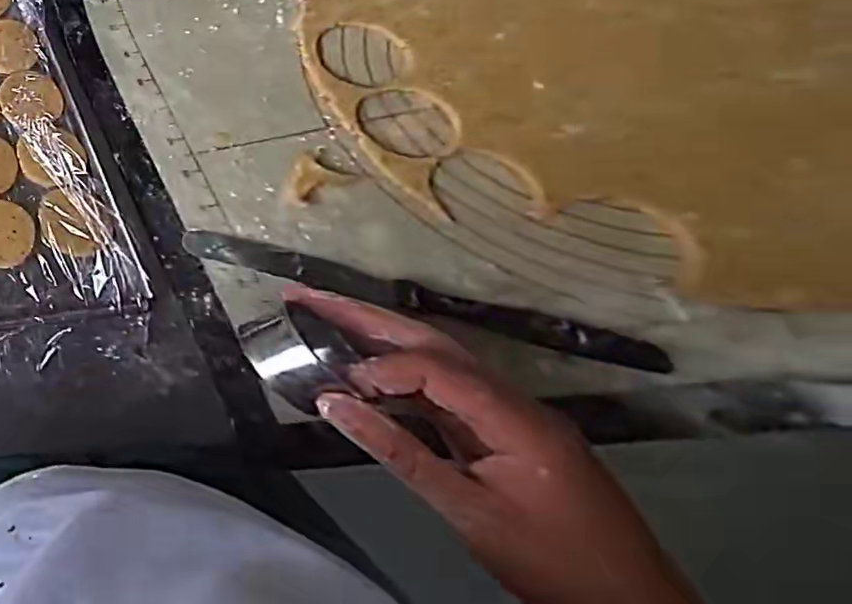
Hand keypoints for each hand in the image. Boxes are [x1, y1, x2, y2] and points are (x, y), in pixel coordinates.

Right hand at [288, 286, 699, 603]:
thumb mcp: (470, 513)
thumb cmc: (558, 566)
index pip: (433, 367)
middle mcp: (513, 401)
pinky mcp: (503, 430)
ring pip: (435, 357)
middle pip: (429, 341)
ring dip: (377, 334)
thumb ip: (397, 452)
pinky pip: (442, 386)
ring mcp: (510, 413)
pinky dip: (397, 370)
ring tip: (321, 314)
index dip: (379, 368)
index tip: (339, 386)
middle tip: (305, 296)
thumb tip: (330, 403)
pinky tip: (365, 368)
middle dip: (363, 316)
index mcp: (515, 417)